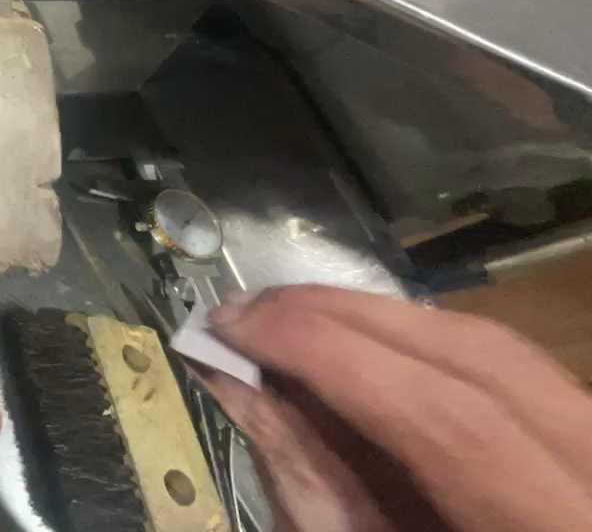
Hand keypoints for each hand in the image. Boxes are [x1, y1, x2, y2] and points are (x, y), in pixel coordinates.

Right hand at [202, 285, 591, 531]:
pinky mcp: (581, 433)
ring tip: (277, 316)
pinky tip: (343, 338)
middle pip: (471, 358)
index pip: (448, 418)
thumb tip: (222, 367)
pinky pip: (499, 362)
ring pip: (486, 345)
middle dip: (333, 317)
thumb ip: (302, 467)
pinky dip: (405, 338)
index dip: (322, 351)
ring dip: (363, 316)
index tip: (226, 324)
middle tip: (239, 311)